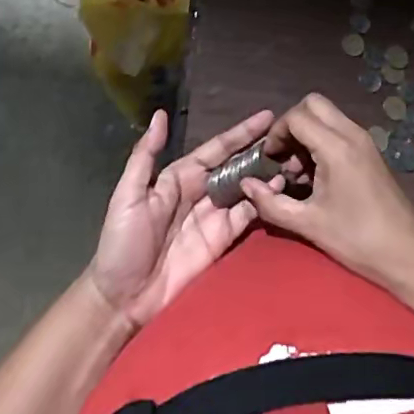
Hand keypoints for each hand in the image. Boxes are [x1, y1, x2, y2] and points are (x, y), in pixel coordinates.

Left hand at [86, 108, 282, 329]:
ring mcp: (213, 218)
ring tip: (292, 159)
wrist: (123, 298)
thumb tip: (160, 114)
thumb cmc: (121, 242)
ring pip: (245, 189)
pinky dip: (263, 203)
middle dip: (259, 150)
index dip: (240, 133)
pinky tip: (280, 189)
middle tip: (288, 135)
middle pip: (235, 165)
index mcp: (179, 177)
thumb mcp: (127, 194)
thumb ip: (146, 155)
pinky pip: (246, 217)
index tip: (266, 116)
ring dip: (266, 174)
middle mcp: (200, 192)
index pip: (215, 149)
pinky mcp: (222, 242)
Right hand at [240, 93, 413, 289]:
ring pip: (327, 115)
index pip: (296, 117)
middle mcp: (351, 134)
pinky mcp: (370, 151)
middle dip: (291, 124)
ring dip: (307, 133)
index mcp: (336, 148)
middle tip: (282, 155)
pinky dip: (322, 140)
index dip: (276, 134)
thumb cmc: (358, 240)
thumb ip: (271, 203)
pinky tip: (316, 176)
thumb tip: (246, 185)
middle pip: (313, 104)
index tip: (269, 159)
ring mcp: (364, 141)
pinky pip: (339, 129)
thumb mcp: (308, 224)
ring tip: (297, 171)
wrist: (409, 254)